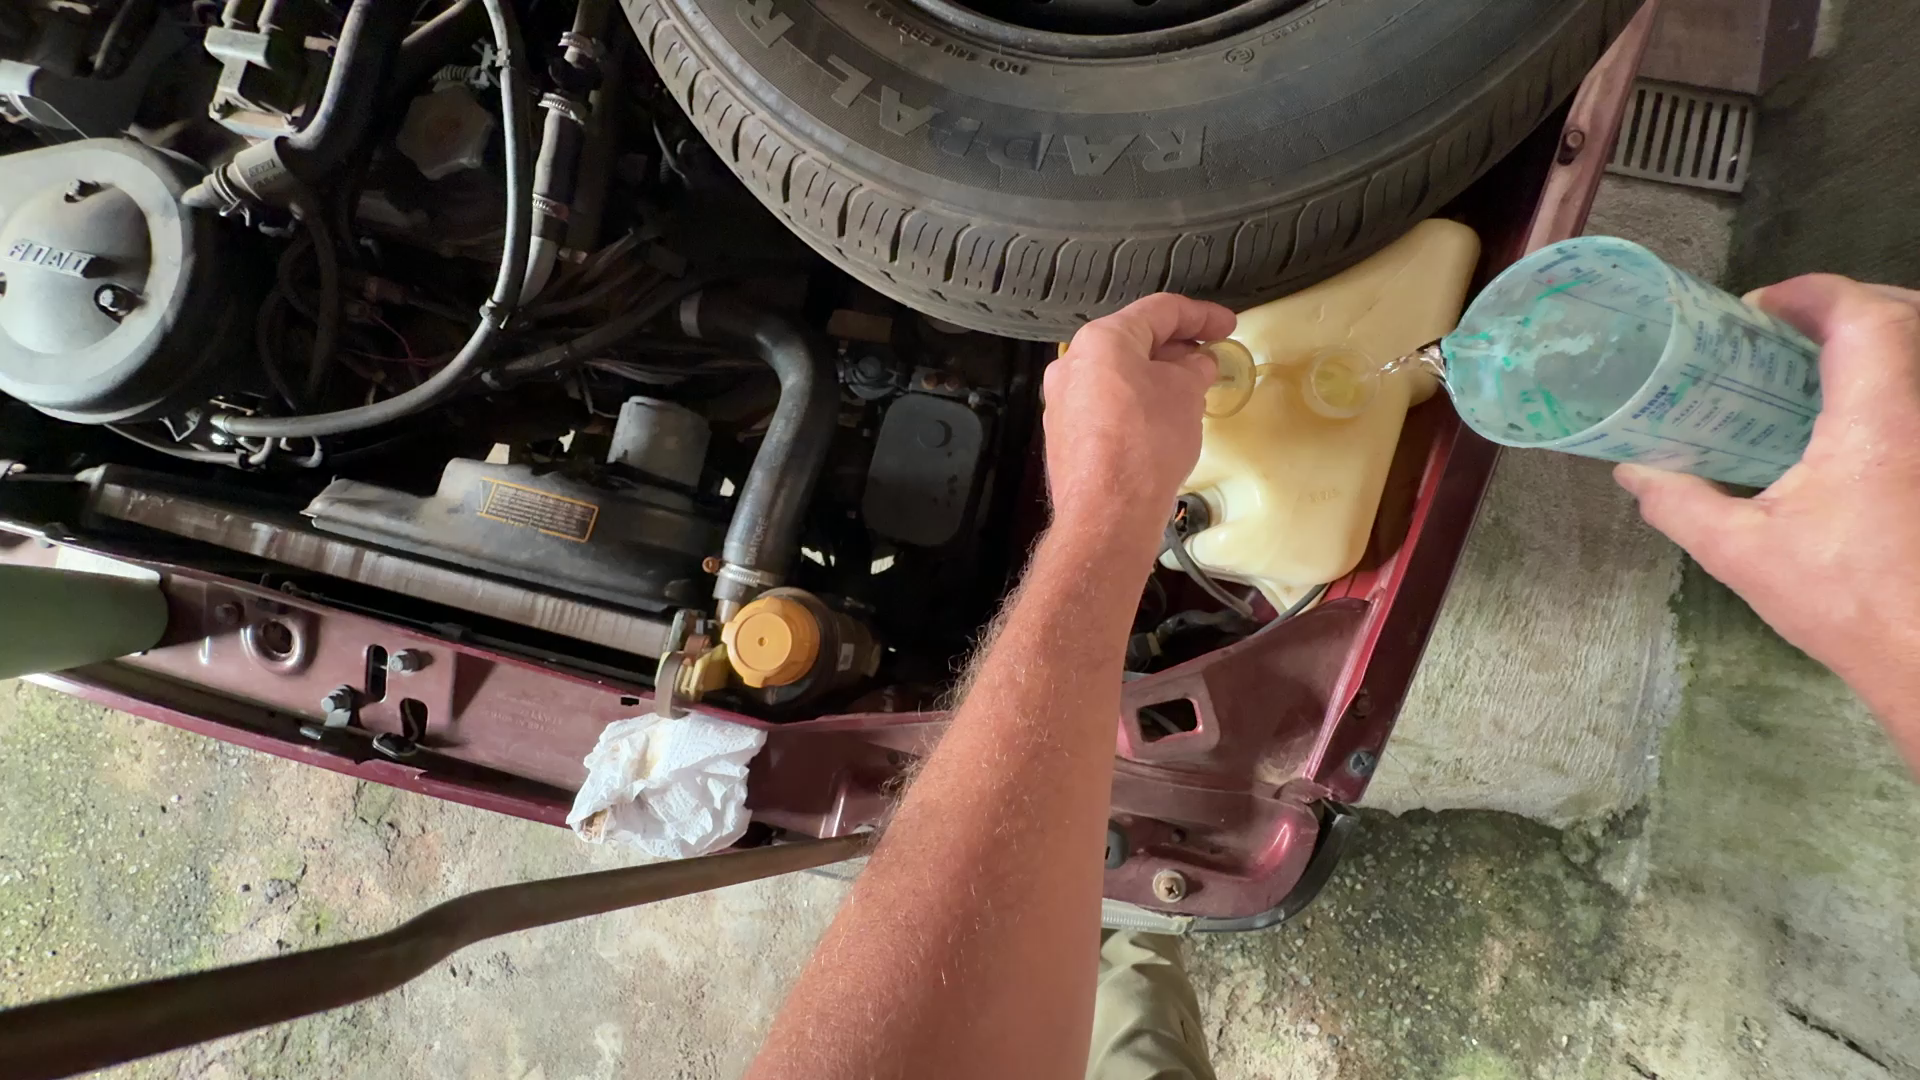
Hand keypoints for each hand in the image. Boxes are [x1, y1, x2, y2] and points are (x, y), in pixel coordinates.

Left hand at [1041, 293, 1234, 556]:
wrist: (1108, 512)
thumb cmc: (1146, 445)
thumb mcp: (1186, 394)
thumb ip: (1194, 367)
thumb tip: (1197, 364)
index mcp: (1100, 340)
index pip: (1159, 311)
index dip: (1201, 315)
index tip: (1226, 326)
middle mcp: (1071, 364)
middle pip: (1132, 341)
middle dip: (1176, 348)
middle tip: (1209, 358)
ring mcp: (1061, 400)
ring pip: (1116, 374)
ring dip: (1154, 376)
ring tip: (1190, 390)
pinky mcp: (1063, 432)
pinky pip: (1103, 404)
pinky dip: (1133, 401)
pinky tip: (1159, 418)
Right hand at [1614, 274, 1919, 761]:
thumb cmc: (1843, 599)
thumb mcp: (1736, 551)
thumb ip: (1677, 503)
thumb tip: (1632, 471)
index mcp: (1880, 426)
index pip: (1870, 322)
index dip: (1815, 294)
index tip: (1758, 304)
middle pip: (1913, 320)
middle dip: (1848, 306)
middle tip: (1776, 329)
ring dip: (1875, 339)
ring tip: (1807, 361)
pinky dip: (1890, 378)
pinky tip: (1843, 412)